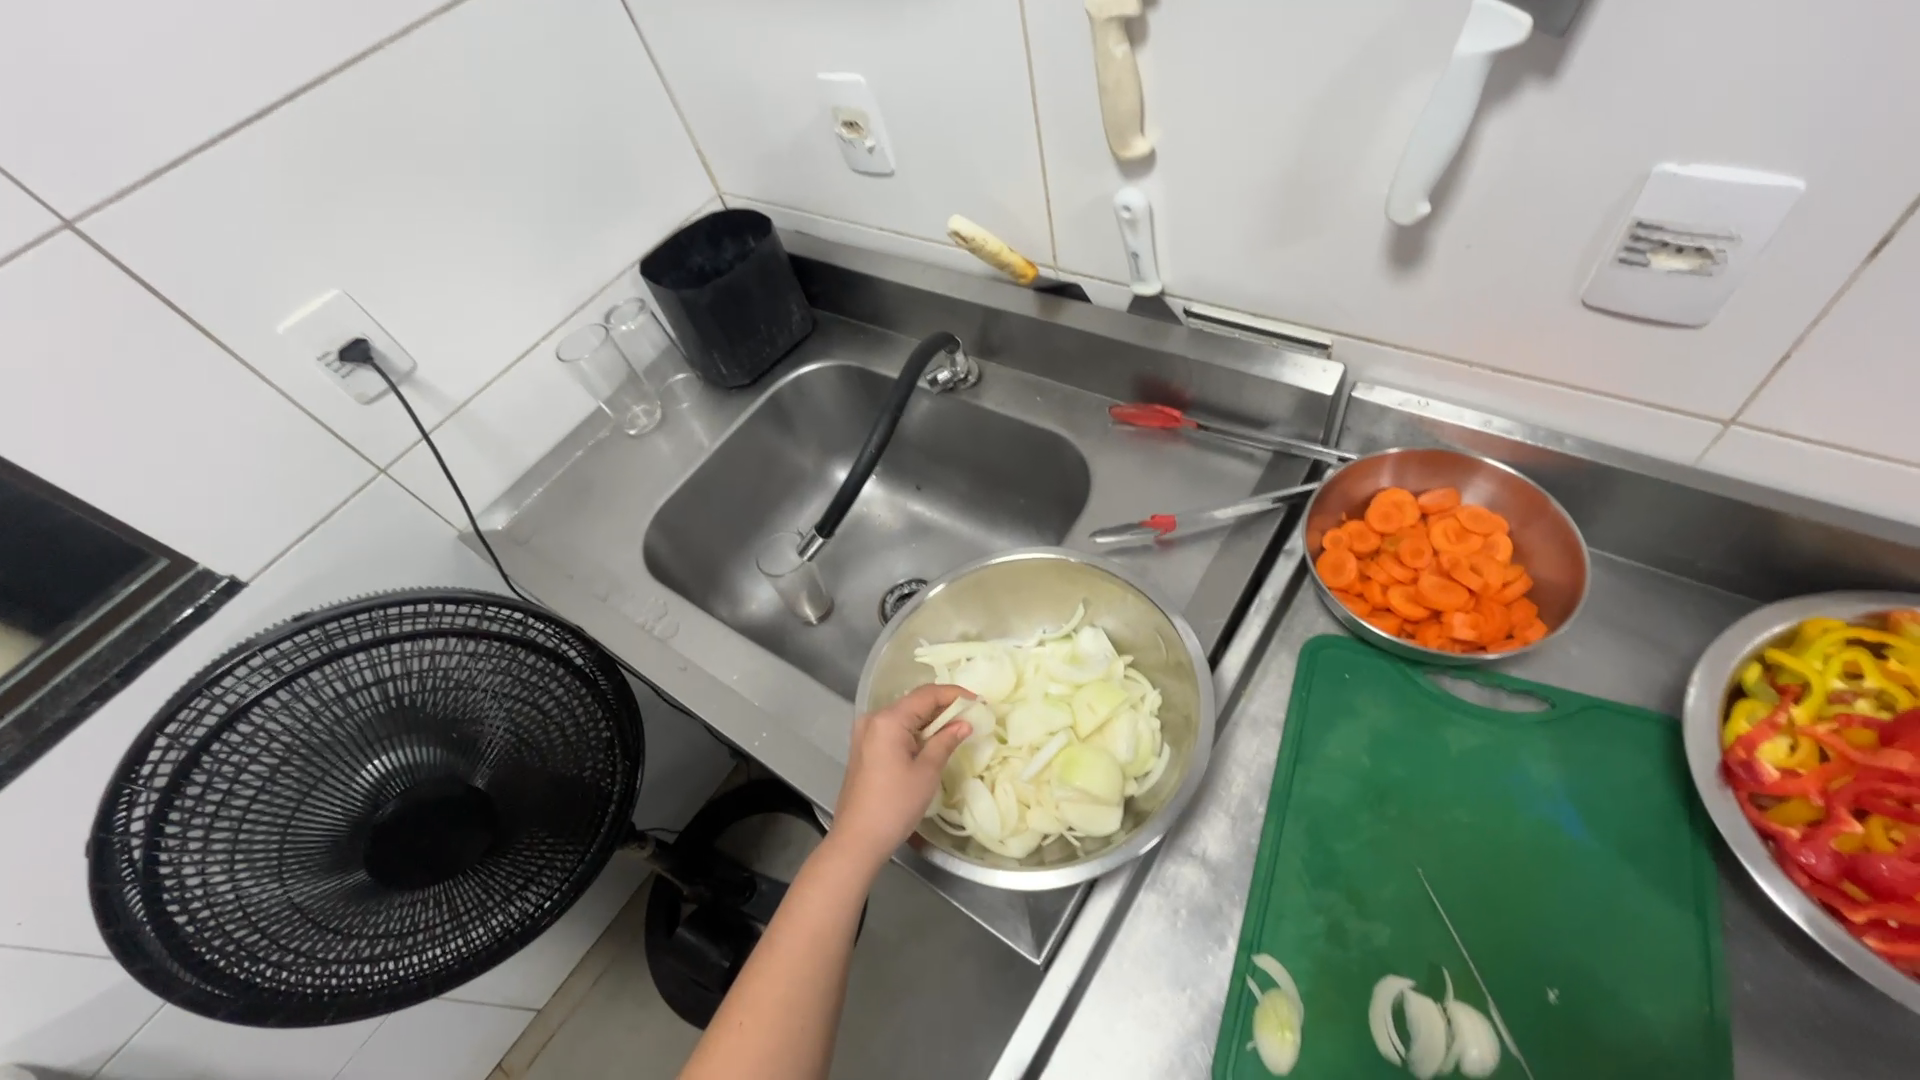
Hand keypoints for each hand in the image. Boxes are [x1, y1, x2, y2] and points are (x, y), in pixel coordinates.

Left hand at [830, 684, 973, 868]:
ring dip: (931, 720)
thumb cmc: (895, 805)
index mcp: (888, 720)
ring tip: (959, 727)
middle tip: (973, 715)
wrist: (857, 840)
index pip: (926, 694)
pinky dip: (916, 731)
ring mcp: (866, 733)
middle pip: (914, 702)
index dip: (955, 695)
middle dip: (944, 706)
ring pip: (905, 716)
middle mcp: (873, 719)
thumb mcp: (926, 772)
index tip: (979, 703)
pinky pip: (895, 729)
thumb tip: (965, 723)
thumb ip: (946, 741)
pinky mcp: (865, 748)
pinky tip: (934, 741)